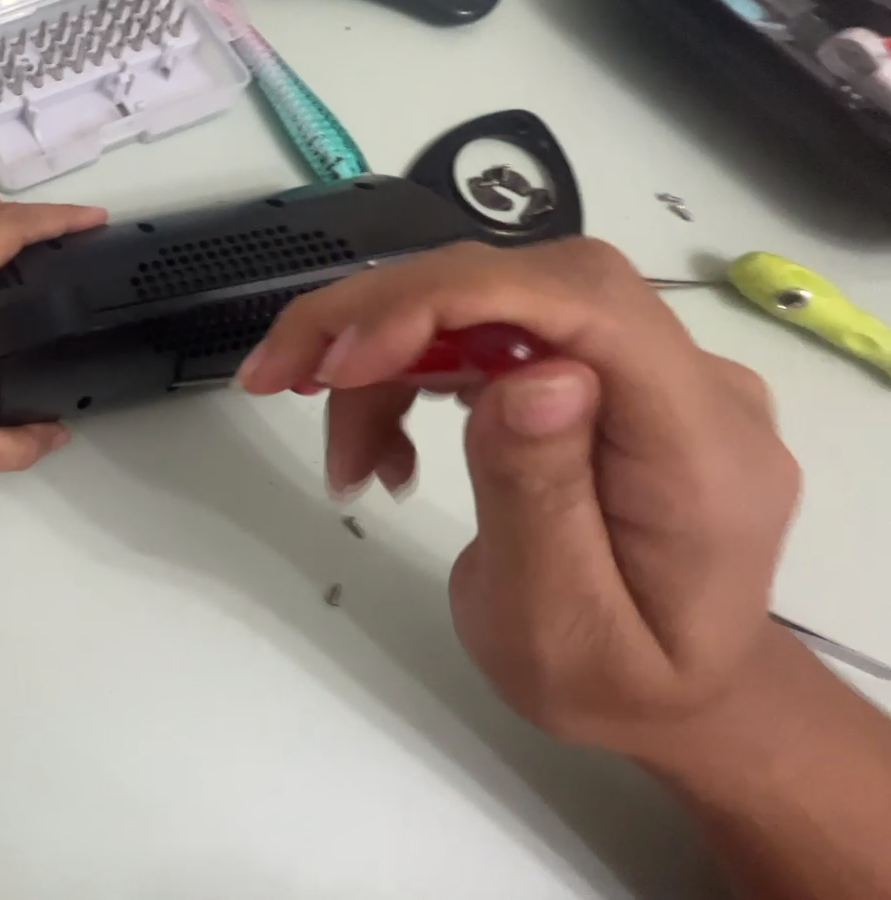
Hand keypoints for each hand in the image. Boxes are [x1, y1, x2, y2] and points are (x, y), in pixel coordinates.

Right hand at [237, 239, 801, 756]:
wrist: (668, 688)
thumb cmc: (615, 679)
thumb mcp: (565, 620)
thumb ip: (548, 494)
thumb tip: (538, 375)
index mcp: (697, 440)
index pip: (575, 303)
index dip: (441, 304)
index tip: (339, 363)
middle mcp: (672, 378)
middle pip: (506, 283)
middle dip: (374, 316)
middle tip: (275, 372)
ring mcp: (623, 370)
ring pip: (468, 309)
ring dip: (374, 370)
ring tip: (345, 463)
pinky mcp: (575, 377)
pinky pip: (465, 341)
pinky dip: (395, 382)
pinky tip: (379, 449)